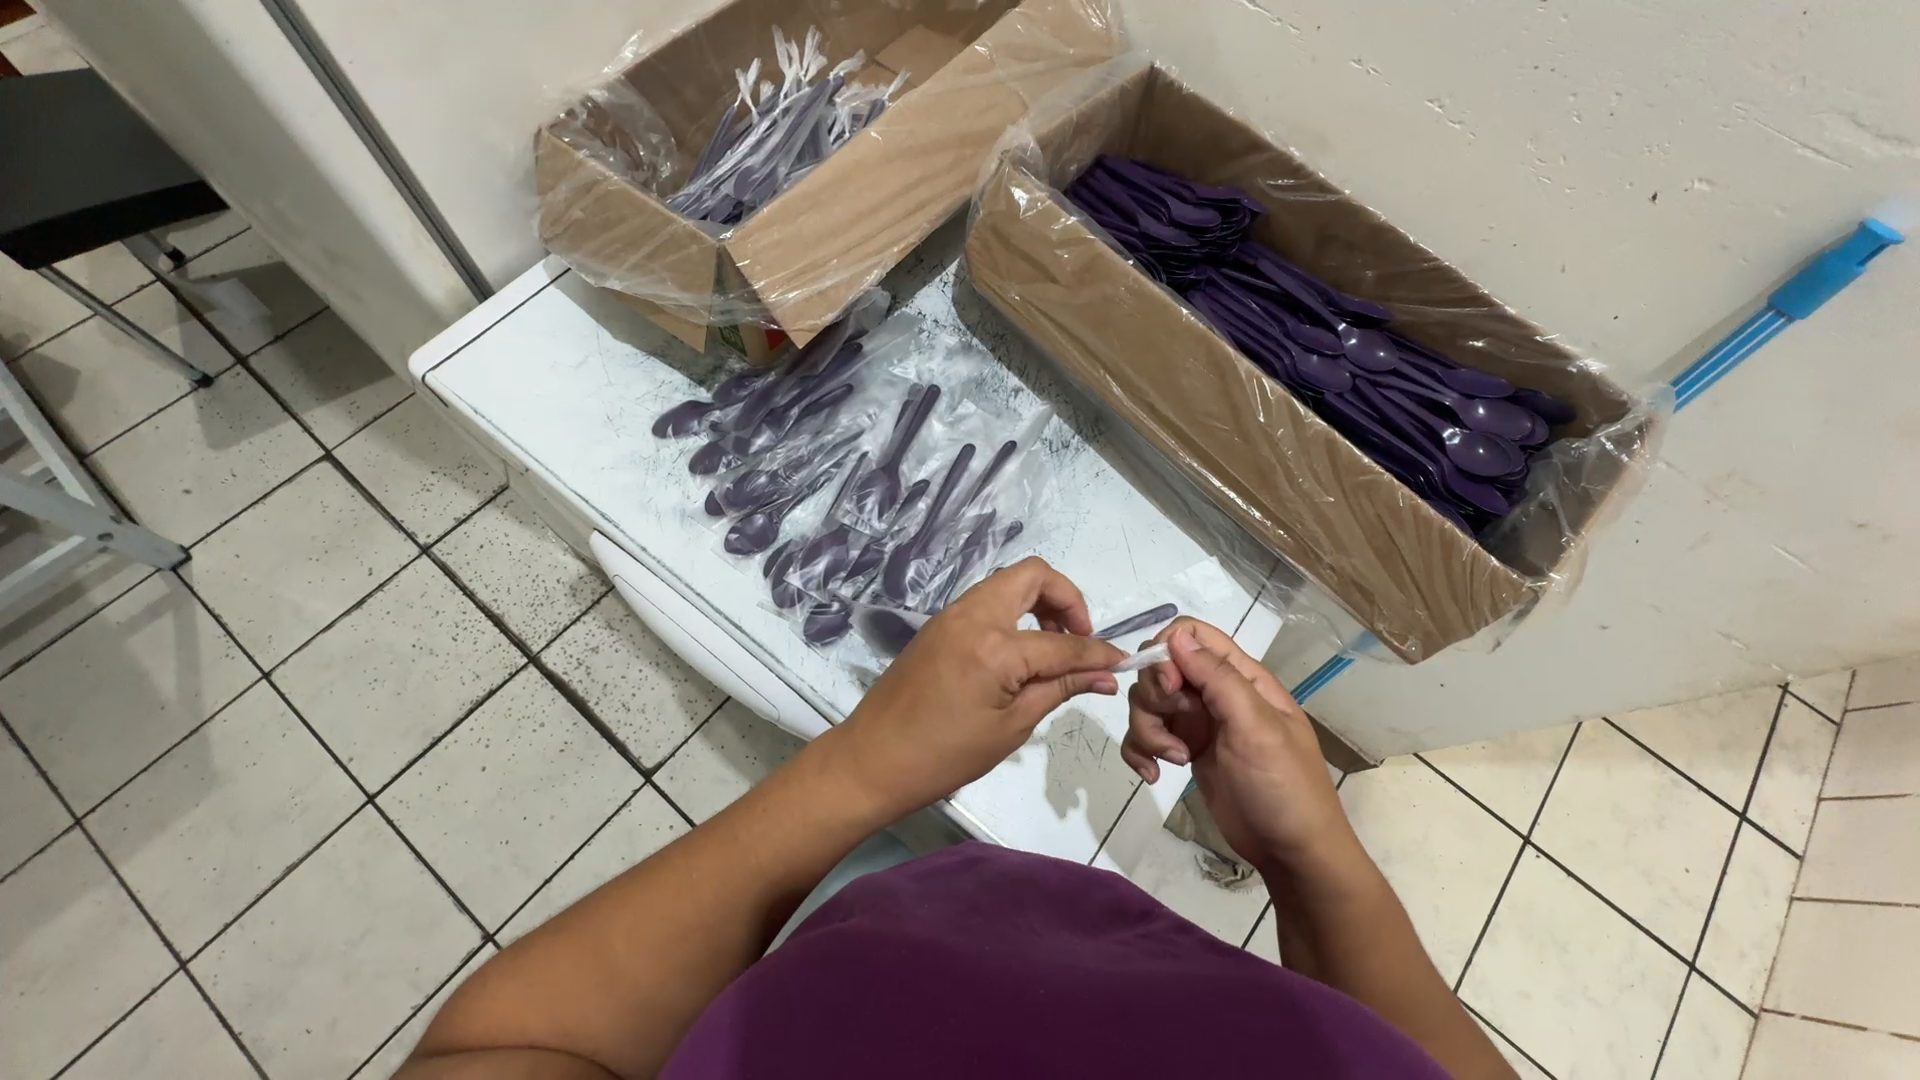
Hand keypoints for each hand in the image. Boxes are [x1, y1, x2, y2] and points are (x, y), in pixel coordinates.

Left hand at [818, 557, 1125, 820]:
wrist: (873, 759)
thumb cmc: (945, 755)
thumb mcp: (1012, 727)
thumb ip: (1060, 689)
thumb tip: (1105, 675)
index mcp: (995, 646)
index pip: (1063, 642)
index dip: (1098, 653)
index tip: (1120, 662)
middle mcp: (973, 615)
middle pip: (1033, 575)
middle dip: (1067, 599)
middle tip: (1078, 639)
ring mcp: (951, 615)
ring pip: (1007, 583)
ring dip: (1038, 602)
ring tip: (1052, 647)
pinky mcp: (938, 624)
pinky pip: (986, 601)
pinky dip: (1013, 612)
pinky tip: (1020, 651)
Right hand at [1122, 618, 1355, 873]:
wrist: (1292, 853)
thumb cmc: (1284, 786)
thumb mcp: (1256, 728)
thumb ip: (1218, 677)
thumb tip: (1176, 635)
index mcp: (1241, 677)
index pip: (1192, 634)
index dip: (1167, 651)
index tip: (1168, 686)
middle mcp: (1216, 693)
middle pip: (1160, 669)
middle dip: (1154, 698)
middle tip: (1173, 732)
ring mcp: (1199, 722)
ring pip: (1148, 703)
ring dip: (1147, 730)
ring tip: (1170, 761)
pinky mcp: (1184, 750)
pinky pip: (1145, 735)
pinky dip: (1140, 751)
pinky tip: (1153, 774)